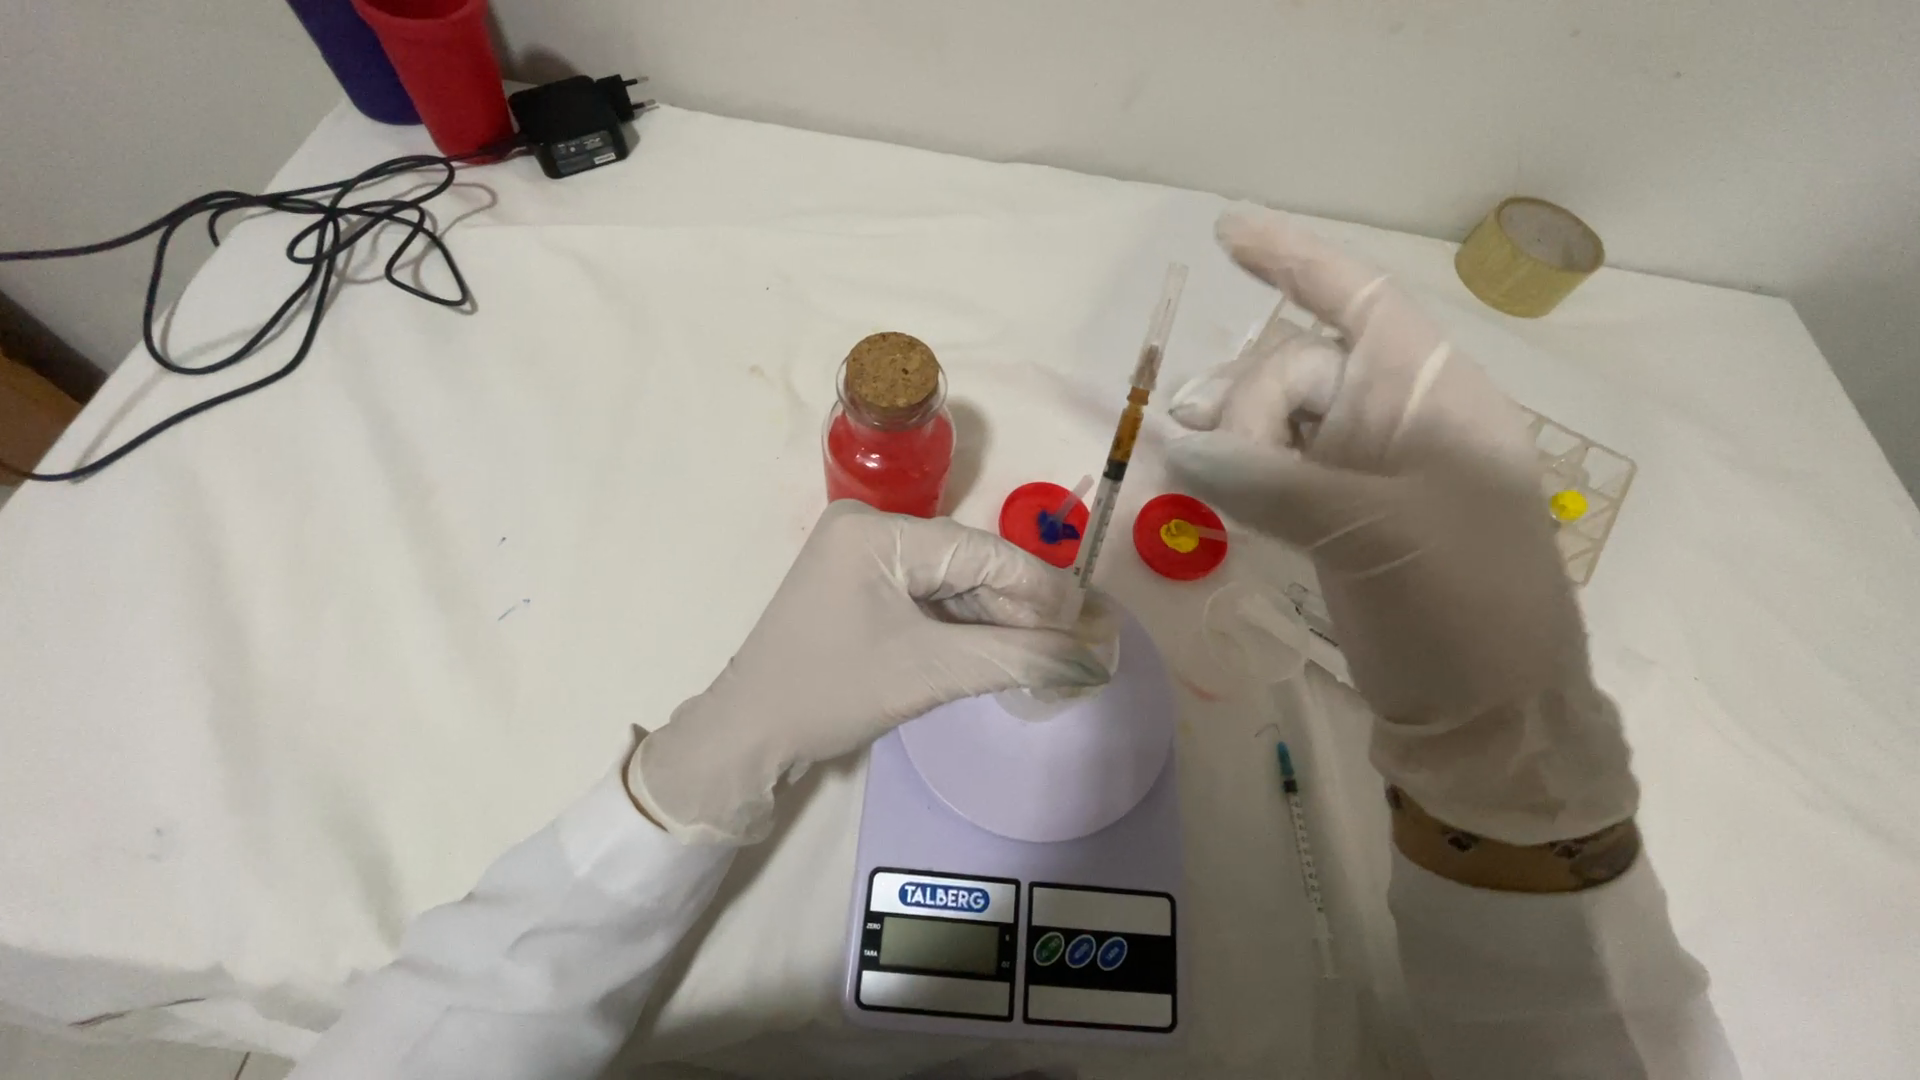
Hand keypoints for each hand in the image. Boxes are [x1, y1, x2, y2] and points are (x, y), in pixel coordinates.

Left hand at [628, 500, 1109, 843]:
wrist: (750, 733)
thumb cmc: (830, 695)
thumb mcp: (928, 673)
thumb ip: (1015, 657)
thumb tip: (1089, 656)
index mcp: (875, 532)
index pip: (979, 551)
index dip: (1039, 586)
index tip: (1088, 619)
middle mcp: (868, 526)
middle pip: (968, 562)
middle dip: (1019, 606)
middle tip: (1072, 642)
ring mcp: (862, 553)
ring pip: (952, 579)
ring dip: (996, 617)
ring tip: (1045, 650)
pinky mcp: (862, 580)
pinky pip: (928, 593)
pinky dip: (964, 622)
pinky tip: (1000, 645)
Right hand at [1167, 206, 1634, 843]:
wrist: (1487, 715)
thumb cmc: (1462, 612)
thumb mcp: (1376, 537)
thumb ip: (1275, 483)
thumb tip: (1181, 445)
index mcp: (1433, 399)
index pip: (1361, 303)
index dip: (1296, 262)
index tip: (1227, 234)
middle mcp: (1398, 421)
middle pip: (1297, 368)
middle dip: (1248, 402)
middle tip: (1217, 462)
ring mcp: (1365, 470)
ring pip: (1279, 419)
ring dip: (1234, 433)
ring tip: (1196, 462)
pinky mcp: (1339, 514)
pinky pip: (1275, 467)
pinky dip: (1239, 469)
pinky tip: (1209, 483)